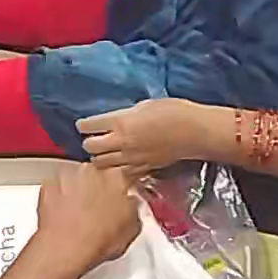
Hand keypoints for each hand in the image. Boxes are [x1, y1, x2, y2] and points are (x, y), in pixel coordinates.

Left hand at [34, 162, 141, 271]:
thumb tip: (130, 207)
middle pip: (95, 175)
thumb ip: (132, 210)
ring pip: (73, 179)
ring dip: (75, 191)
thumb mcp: (131, 229)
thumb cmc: (96, 240)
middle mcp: (92, 171)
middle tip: (93, 209)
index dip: (118, 191)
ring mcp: (68, 177)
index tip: (114, 201)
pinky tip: (60, 213)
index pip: (121, 177)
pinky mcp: (48, 186)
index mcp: (117, 178)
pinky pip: (54, 188)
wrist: (66, 248)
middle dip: (95, 189)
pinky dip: (56, 197)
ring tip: (75, 214)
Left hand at [77, 98, 223, 173]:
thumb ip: (125, 116)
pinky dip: (115, 169)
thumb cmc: (174, 112)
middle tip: (93, 139)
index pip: (88, 126)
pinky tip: (118, 164)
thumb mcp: (144, 106)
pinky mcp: (139, 169)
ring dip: (99, 157)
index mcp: (121, 122)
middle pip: (89, 147)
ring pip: (100, 163)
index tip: (84, 125)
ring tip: (104, 152)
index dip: (83, 125)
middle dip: (88, 143)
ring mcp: (129, 158)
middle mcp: (120, 142)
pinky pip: (118, 172)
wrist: (194, 132)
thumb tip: (114, 122)